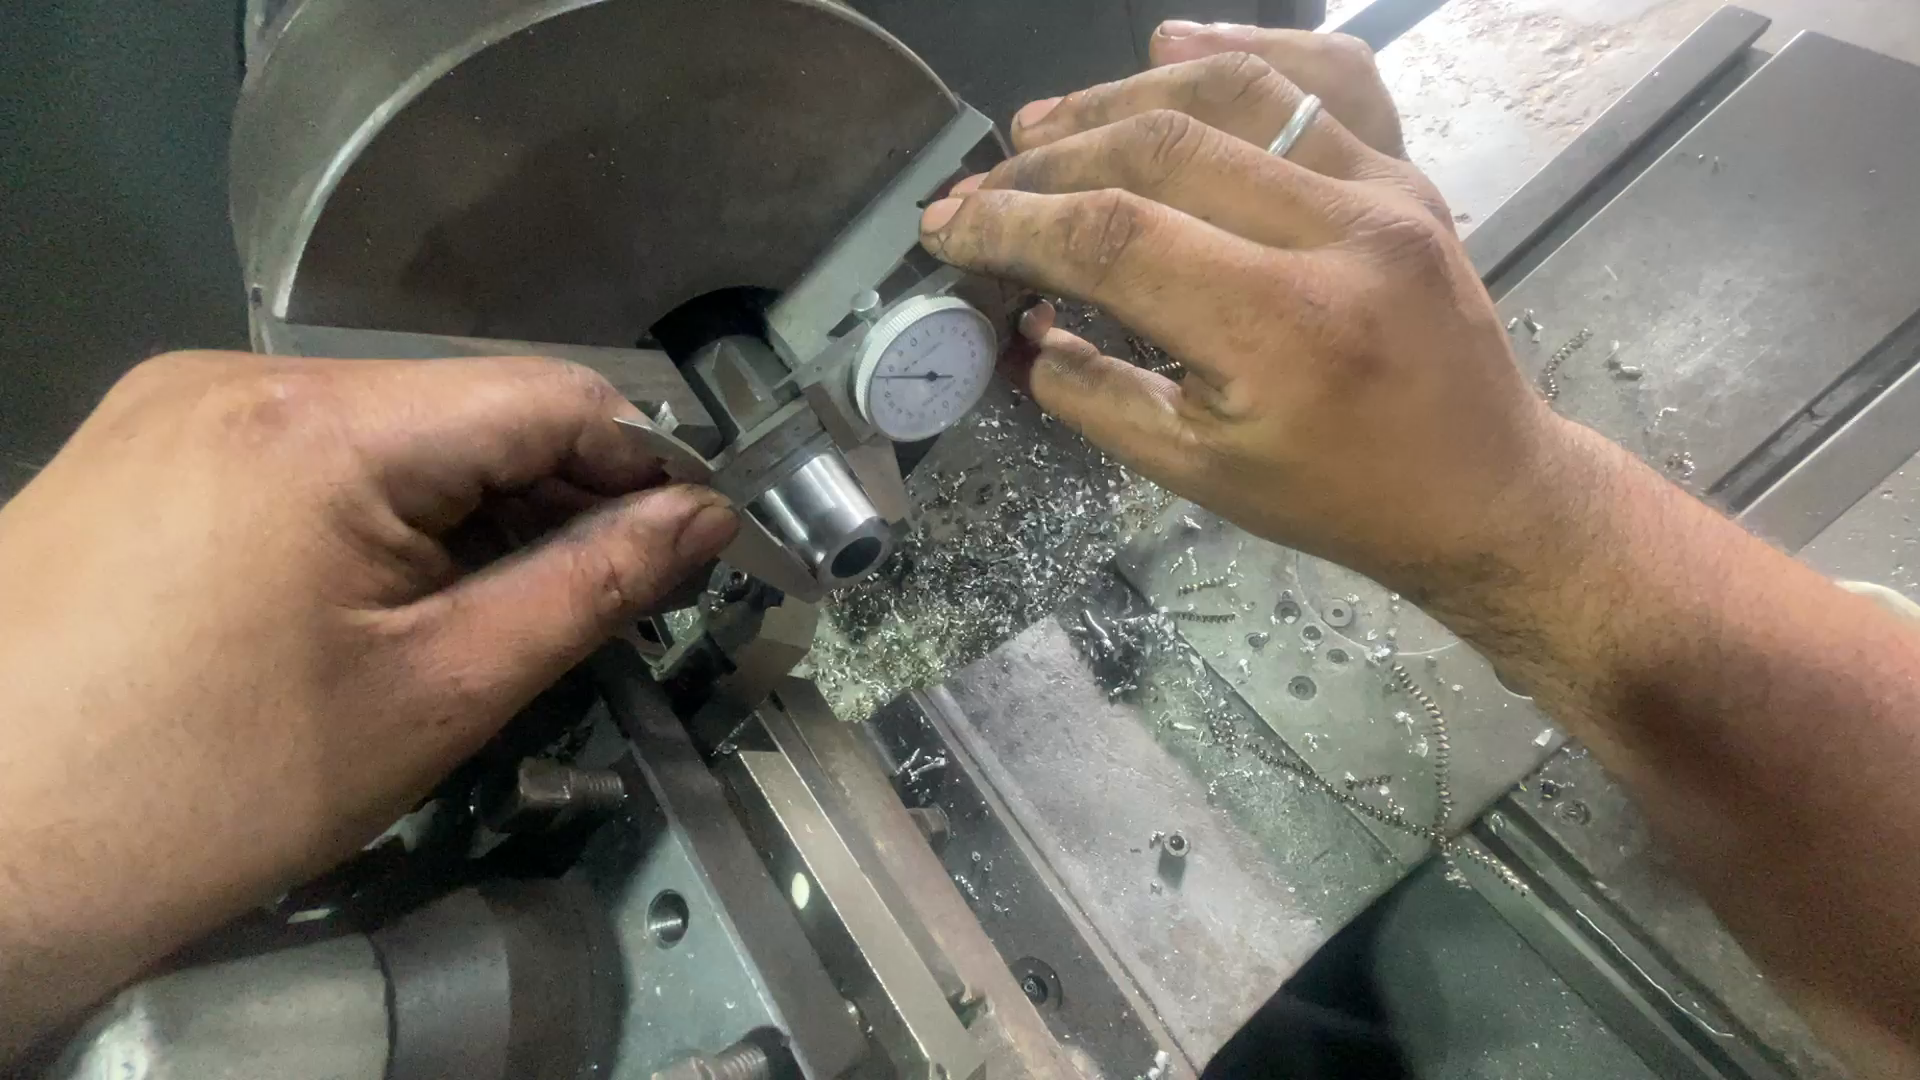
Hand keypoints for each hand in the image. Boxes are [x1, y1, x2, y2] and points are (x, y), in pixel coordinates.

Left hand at [0, 352, 735, 1051]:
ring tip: (535, 589)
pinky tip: (440, 580)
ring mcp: (200, 408)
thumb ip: (601, 581)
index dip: (646, 461)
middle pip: (492, 407)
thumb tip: (706, 519)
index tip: (691, 535)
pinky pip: (357, 452)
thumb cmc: (221, 789)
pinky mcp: (174, 450)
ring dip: (508, 502)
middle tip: (622, 579)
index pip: (557, 398)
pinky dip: (430, 508)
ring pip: (430, 429)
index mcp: (326, 428)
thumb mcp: (454, 683)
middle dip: (578, 489)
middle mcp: (256, 380)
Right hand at [919, 25, 1567, 591]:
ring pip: (1230, 97)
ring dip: (1114, 101)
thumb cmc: (1331, 498)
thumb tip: (1024, 334)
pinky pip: (1323, 77)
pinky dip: (1237, 50)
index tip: (947, 227)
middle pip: (1158, 152)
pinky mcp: (1404, 175)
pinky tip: (1167, 50)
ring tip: (1037, 121)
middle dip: (1044, 165)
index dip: (1012, 225)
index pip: (1113, 240)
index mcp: (1280, 329)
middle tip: (979, 187)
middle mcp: (1337, 232)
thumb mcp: (1194, 471)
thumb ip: (1095, 397)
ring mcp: (1382, 188)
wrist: (1477, 488)